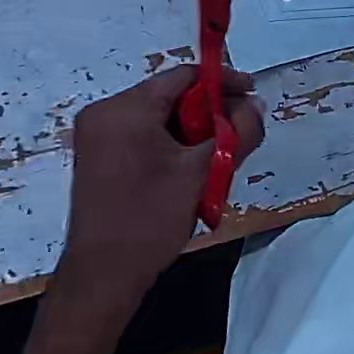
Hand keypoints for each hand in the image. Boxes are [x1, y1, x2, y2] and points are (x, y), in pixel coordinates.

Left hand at [59, 66, 264, 304]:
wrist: (102, 277)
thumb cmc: (151, 219)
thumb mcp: (204, 172)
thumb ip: (238, 132)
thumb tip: (256, 105)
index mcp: (126, 109)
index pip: (183, 76)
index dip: (223, 81)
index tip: (252, 94)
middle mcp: (105, 112)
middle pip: (170, 95)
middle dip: (209, 109)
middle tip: (239, 129)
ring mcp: (96, 134)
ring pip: (158, 115)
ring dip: (192, 127)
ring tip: (220, 150)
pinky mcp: (96, 155)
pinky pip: (142, 132)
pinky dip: (171, 141)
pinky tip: (192, 163)